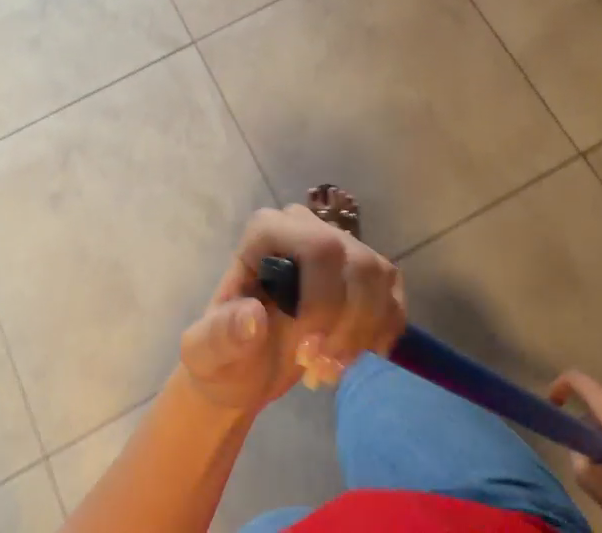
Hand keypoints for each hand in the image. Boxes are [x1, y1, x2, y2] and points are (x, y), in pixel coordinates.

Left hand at [178, 205, 405, 413]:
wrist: (246, 374)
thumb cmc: (224, 357)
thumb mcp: (208, 355)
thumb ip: (221, 335)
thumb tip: (254, 316)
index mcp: (266, 232)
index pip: (316, 248)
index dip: (322, 301)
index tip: (304, 350)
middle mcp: (306, 227)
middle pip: (356, 263)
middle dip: (346, 325)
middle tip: (317, 368)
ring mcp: (341, 248)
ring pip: (379, 279)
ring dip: (363, 334)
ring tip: (329, 370)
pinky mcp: (367, 279)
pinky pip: (394, 299)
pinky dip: (380, 336)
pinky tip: (352, 358)